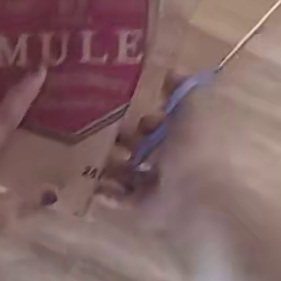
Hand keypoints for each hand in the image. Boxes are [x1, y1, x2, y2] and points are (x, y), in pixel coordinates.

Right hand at [97, 73, 247, 244]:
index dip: (146, 117)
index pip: (164, 124)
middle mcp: (173, 160)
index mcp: (186, 136)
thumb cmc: (194, 149)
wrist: (195, 198)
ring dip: (109, 166)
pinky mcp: (145, 207)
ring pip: (129, 173)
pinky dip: (107, 193)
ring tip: (86, 158)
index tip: (122, 112)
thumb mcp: (193, 108)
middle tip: (94, 132)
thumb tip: (170, 73)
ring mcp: (159, 186)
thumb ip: (182, 90)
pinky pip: (122, 198)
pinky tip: (91, 184)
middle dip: (121, 140)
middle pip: (143, 148)